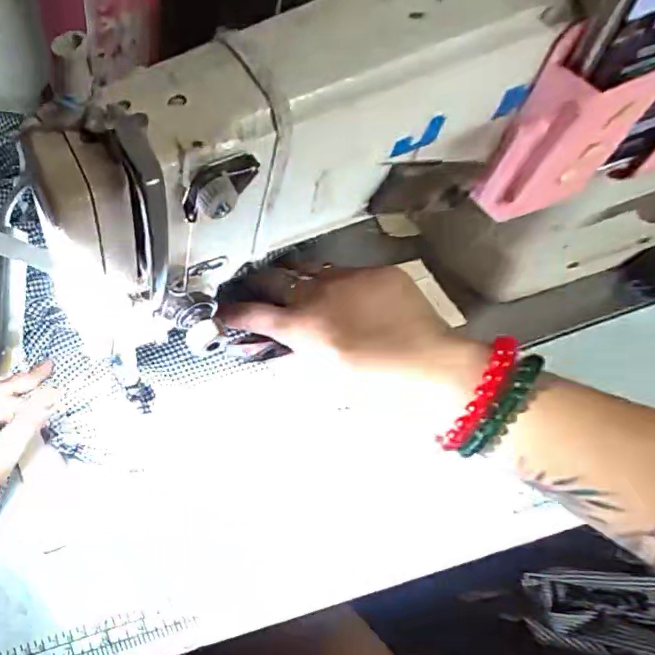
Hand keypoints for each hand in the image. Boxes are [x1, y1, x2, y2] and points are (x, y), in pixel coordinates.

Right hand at [219, 262, 486, 413]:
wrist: (431, 366)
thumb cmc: (373, 385)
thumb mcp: (324, 380)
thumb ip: (292, 359)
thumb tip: (272, 349)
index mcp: (301, 326)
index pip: (252, 313)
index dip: (232, 313)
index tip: (224, 313)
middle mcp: (318, 294)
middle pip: (273, 278)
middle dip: (257, 284)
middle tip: (255, 292)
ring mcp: (348, 277)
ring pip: (308, 269)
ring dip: (294, 279)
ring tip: (295, 288)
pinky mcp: (377, 272)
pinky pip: (345, 272)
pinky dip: (335, 284)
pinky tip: (346, 299)